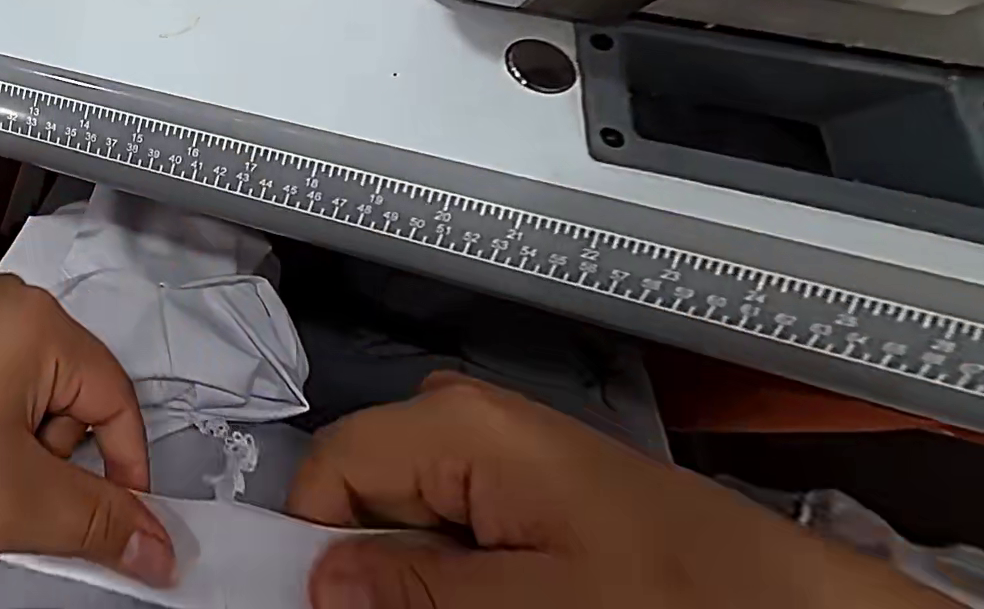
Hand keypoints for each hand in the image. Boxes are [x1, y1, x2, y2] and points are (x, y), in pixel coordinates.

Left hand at [0, 275, 177, 586]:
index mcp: (41, 326)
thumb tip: (153, 542)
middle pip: (65, 411)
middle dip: (43, 481)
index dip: (124, 474)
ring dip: (1, 482)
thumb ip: (99, 523)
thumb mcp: (17, 499)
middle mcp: (8, 312)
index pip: (117, 401)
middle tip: (12, 523)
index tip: (117, 528)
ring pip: (17, 417)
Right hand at [288, 373, 951, 608]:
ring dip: (412, 573)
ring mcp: (479, 439)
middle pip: (363, 483)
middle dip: (375, 561)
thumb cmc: (684, 600)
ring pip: (399, 507)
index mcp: (448, 419)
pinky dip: (448, 569)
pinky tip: (491, 598)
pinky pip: (441, 516)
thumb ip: (422, 593)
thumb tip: (319, 586)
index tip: (330, 608)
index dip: (315, 535)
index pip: (332, 463)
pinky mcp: (506, 471)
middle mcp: (450, 410)